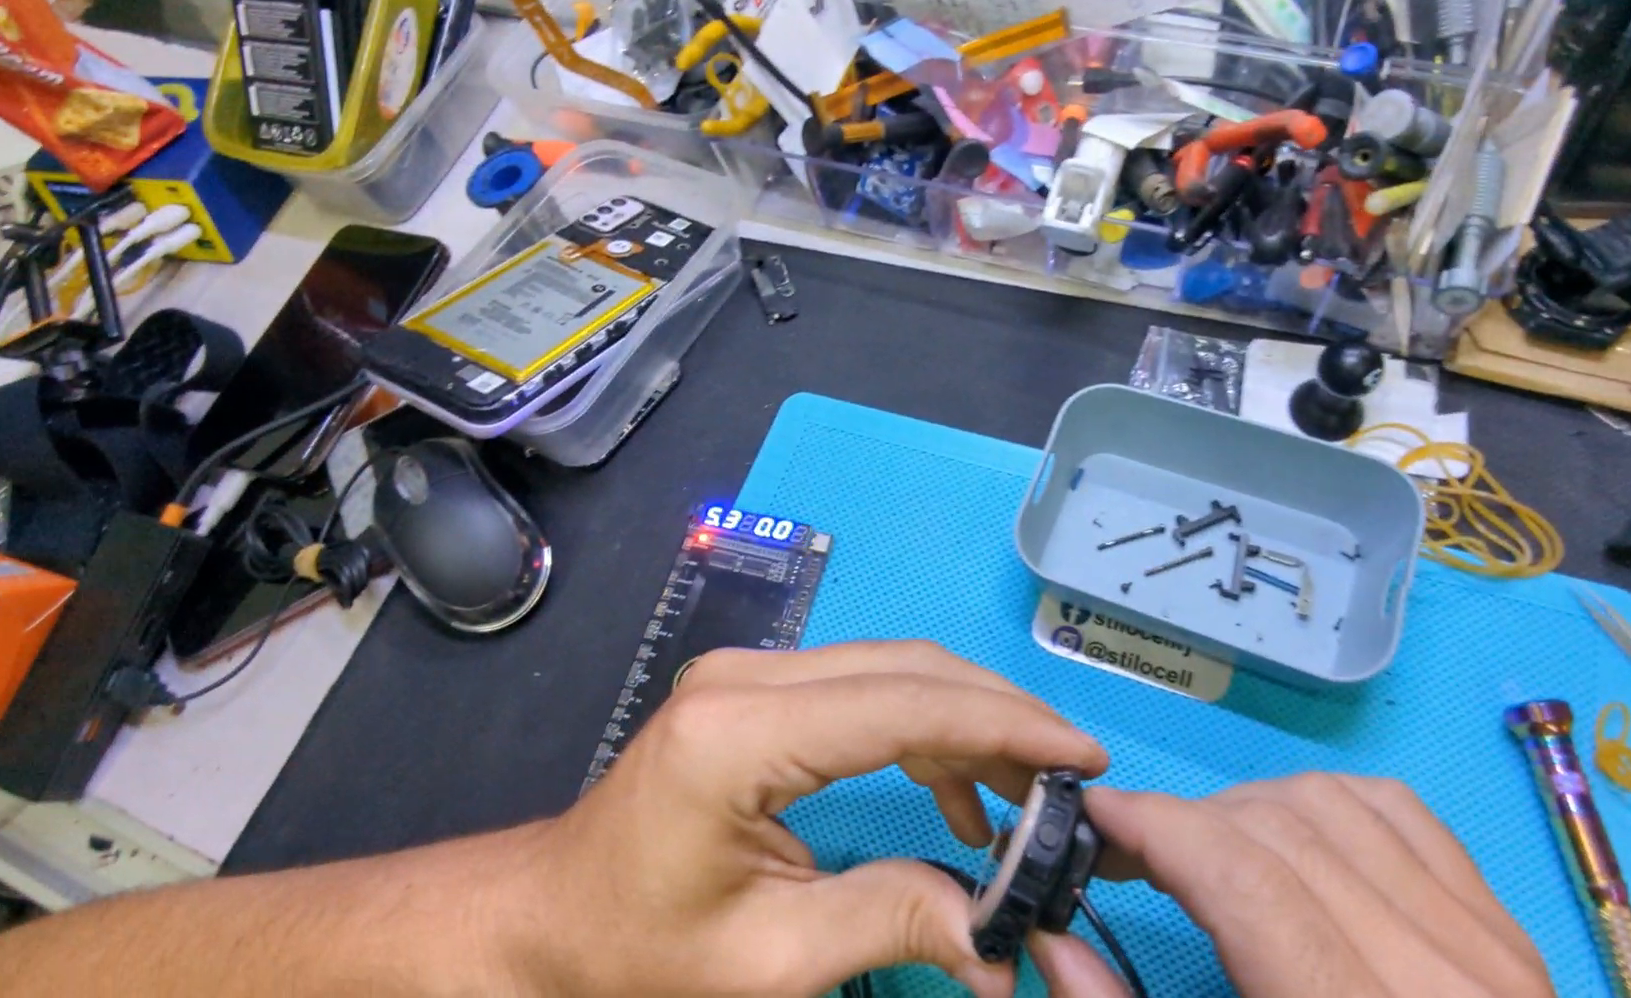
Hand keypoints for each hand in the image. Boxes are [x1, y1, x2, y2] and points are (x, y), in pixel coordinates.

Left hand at [505, 640, 1108, 997]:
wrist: (550, 914)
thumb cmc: (638, 949)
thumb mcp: (767, 960)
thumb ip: (889, 925)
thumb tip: (998, 936)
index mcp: (741, 733)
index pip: (902, 706)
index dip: (1003, 726)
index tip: (1081, 756)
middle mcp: (751, 676)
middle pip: (906, 669)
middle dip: (1000, 714)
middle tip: (1070, 773)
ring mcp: (752, 673)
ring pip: (893, 671)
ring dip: (968, 721)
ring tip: (1026, 794)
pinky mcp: (759, 689)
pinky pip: (864, 691)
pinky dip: (924, 733)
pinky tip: (956, 798)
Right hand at [1032, 775, 1555, 997]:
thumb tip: (1052, 939)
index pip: (1246, 880)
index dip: (1157, 826)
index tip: (1095, 813)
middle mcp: (1445, 985)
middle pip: (1280, 832)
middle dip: (1185, 819)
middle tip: (1134, 848)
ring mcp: (1494, 957)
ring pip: (1335, 804)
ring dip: (1247, 807)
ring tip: (1208, 850)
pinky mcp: (1513, 941)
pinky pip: (1401, 814)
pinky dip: (1327, 802)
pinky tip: (1291, 837)